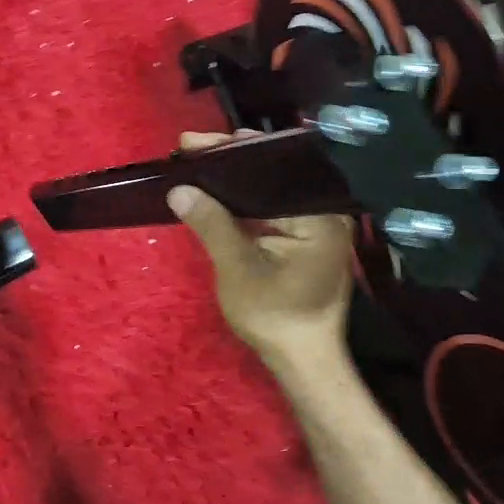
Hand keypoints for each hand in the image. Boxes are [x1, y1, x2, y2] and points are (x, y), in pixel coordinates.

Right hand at [166, 130, 355, 364]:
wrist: (302, 361)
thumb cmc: (274, 316)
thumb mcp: (237, 268)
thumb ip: (211, 224)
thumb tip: (179, 189)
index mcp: (318, 216)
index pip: (272, 169)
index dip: (232, 152)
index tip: (196, 143)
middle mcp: (324, 213)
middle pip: (273, 174)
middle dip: (231, 160)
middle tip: (191, 148)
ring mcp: (315, 227)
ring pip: (270, 190)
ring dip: (235, 180)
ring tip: (199, 161)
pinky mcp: (303, 240)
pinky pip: (271, 208)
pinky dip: (244, 200)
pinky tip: (218, 191)